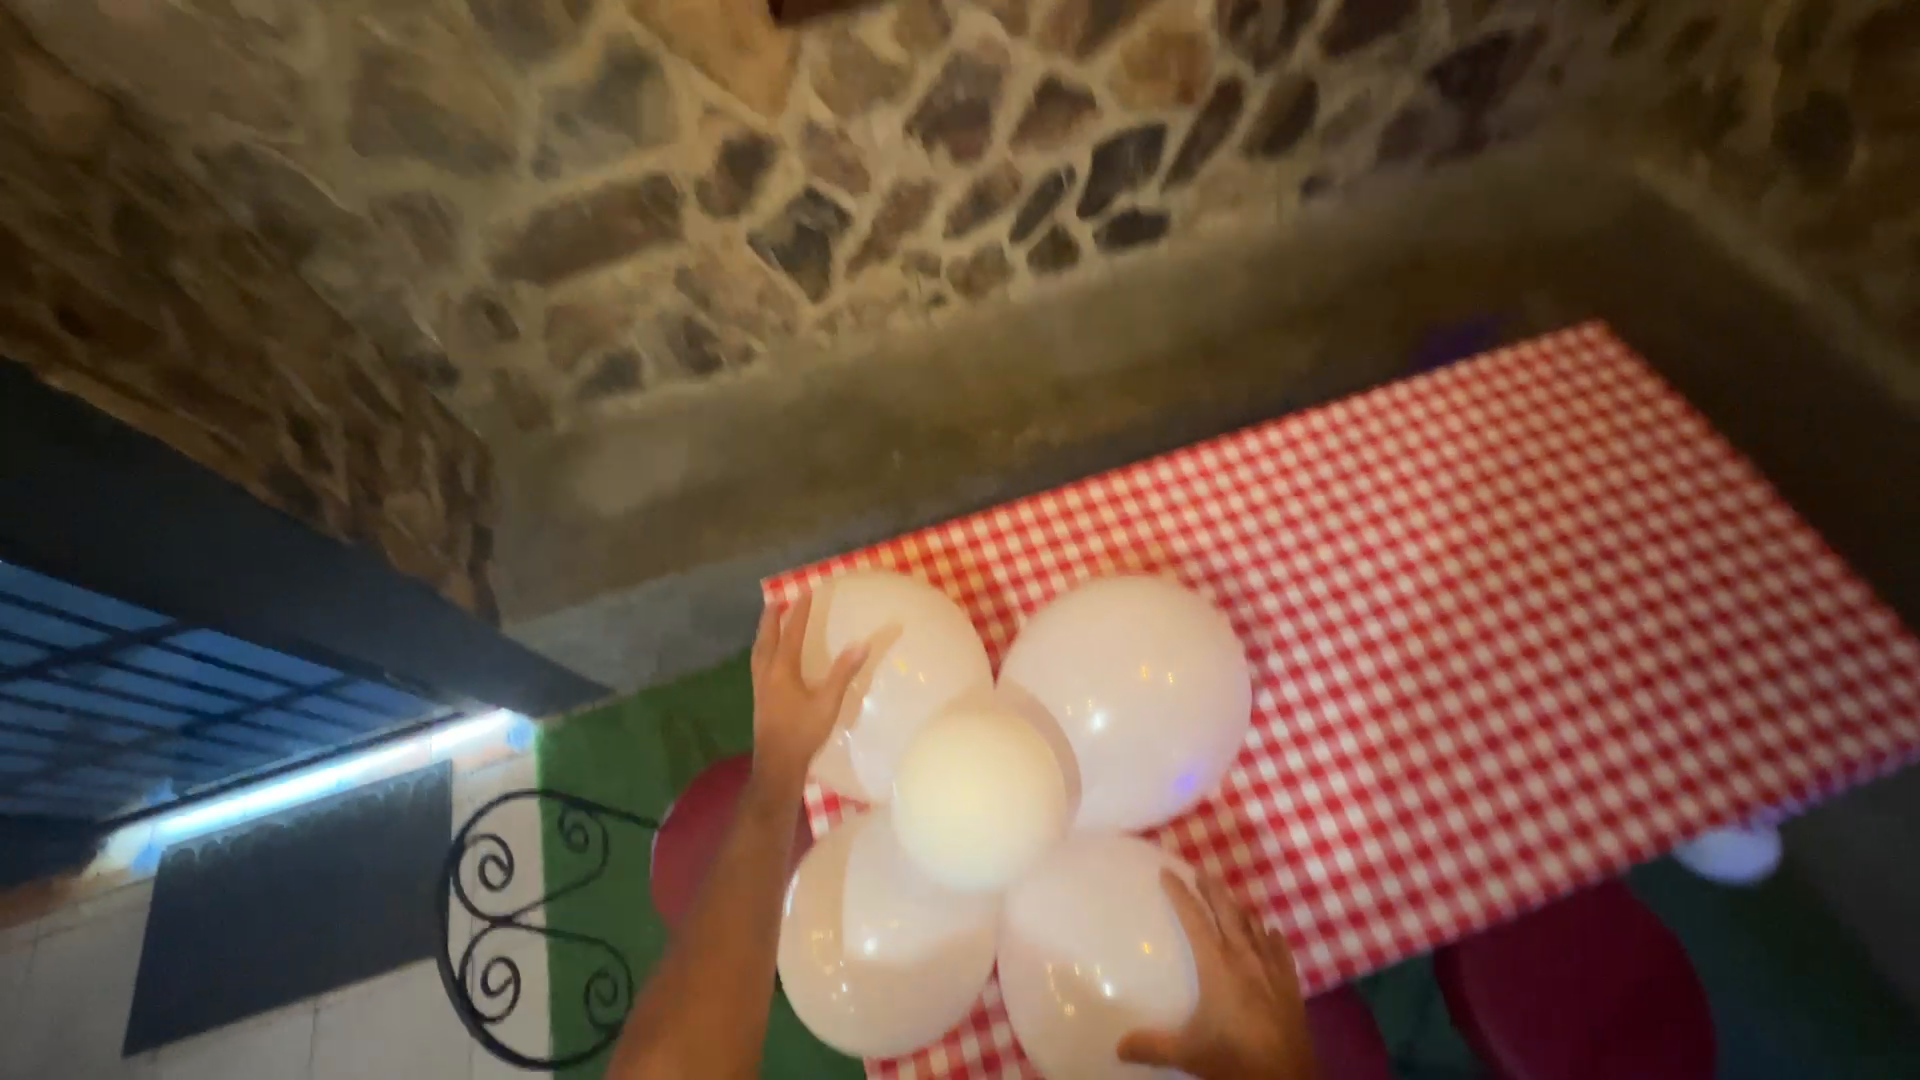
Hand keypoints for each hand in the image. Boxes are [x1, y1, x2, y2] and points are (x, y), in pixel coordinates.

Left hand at [749, 591, 867, 793]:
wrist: (777, 764)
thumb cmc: (803, 733)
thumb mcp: (828, 703)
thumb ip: (842, 673)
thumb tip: (860, 644)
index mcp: (782, 670)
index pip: (792, 633)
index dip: (799, 613)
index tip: (805, 593)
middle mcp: (767, 673)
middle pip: (767, 638)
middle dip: (771, 618)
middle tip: (776, 600)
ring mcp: (760, 687)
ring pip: (758, 651)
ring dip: (764, 632)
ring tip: (769, 622)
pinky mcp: (759, 698)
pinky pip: (758, 663)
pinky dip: (763, 649)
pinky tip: (769, 657)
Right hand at [1118, 872, 1318, 1079]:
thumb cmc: (1235, 1060)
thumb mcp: (1189, 1054)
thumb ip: (1152, 1046)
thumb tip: (1117, 1046)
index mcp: (1217, 964)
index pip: (1194, 918)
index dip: (1179, 893)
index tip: (1167, 872)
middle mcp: (1244, 957)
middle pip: (1227, 911)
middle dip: (1212, 889)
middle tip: (1200, 872)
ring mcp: (1271, 969)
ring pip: (1254, 925)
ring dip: (1239, 908)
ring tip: (1229, 899)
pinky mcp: (1291, 985)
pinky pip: (1280, 949)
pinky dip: (1270, 935)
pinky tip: (1270, 932)